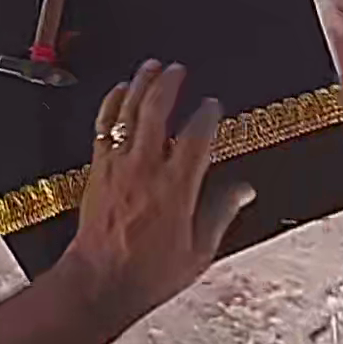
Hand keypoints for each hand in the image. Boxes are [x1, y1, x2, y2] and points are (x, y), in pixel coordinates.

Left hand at [50, 61, 256, 343]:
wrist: (101, 278)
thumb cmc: (150, 270)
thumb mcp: (198, 250)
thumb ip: (220, 212)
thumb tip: (244, 189)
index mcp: (176, 188)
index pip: (196, 138)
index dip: (206, 115)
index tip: (212, 103)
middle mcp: (146, 168)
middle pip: (157, 112)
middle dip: (169, 85)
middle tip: (178, 69)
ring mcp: (118, 163)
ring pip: (129, 112)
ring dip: (141, 85)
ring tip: (151, 66)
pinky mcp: (98, 165)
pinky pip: (103, 125)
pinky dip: (112, 103)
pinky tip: (119, 89)